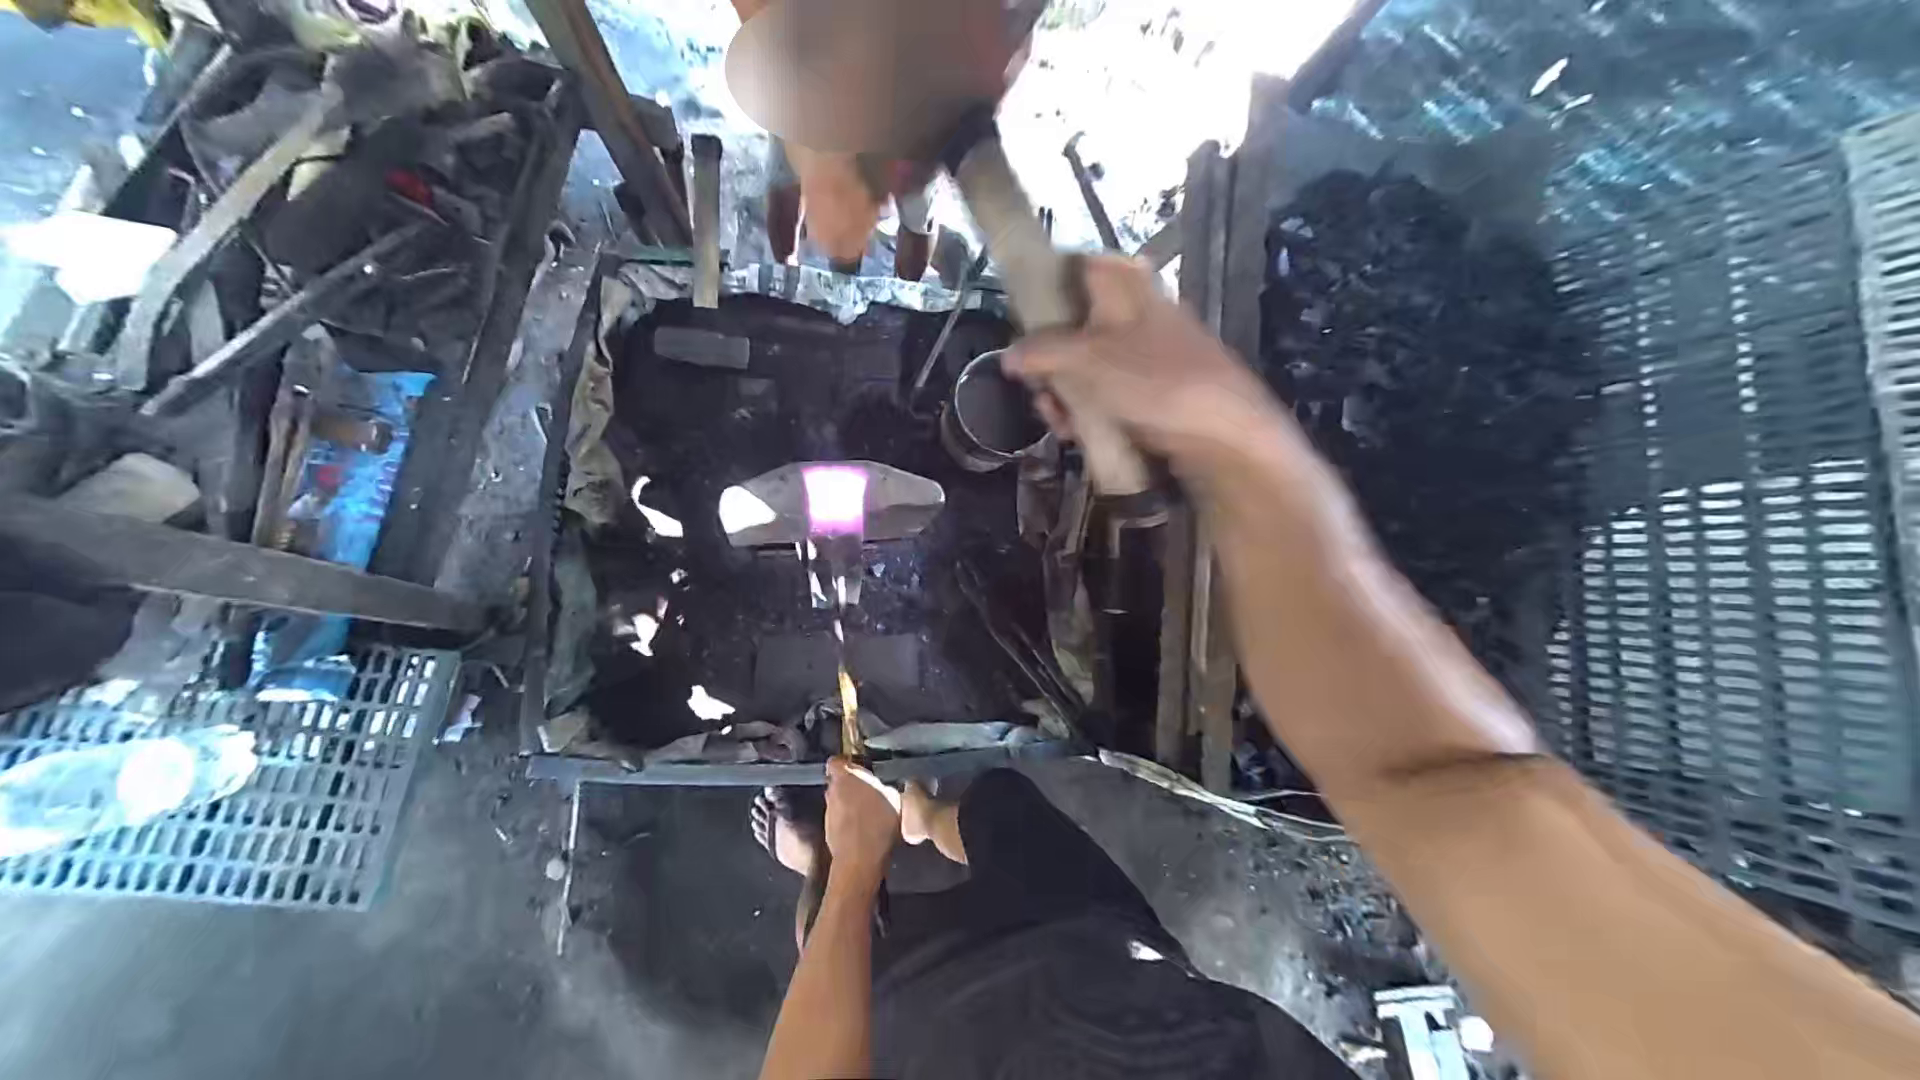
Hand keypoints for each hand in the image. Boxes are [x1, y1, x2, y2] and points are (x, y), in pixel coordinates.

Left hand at [823, 758, 899, 887]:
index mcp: (846, 776)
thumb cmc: (878, 822)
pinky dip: (847, 821)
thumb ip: (883, 787)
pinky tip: (862, 829)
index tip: (858, 767)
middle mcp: (832, 791)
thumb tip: (883, 788)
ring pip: (838, 801)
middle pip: (837, 781)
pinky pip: (838, 819)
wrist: (861, 858)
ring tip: (867, 812)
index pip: (837, 760)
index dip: (846, 763)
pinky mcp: (828, 831)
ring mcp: (828, 812)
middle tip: (867, 791)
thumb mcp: (893, 797)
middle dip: (849, 785)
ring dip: (848, 804)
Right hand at [1004, 256, 1284, 468]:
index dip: (1048, 285)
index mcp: (1128, 288)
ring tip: (1056, 416)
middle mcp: (1137, 316)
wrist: (1224, 432)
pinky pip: (1107, 395)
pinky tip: (1077, 432)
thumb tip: (1009, 356)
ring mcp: (1145, 358)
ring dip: (1064, 392)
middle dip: (1049, 358)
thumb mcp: (1088, 360)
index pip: (1080, 267)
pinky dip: (1088, 411)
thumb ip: (1043, 353)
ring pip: (1089, 366)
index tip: (1023, 315)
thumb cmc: (1155, 380)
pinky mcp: (1151, 395)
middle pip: (1077, 325)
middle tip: (1036, 383)